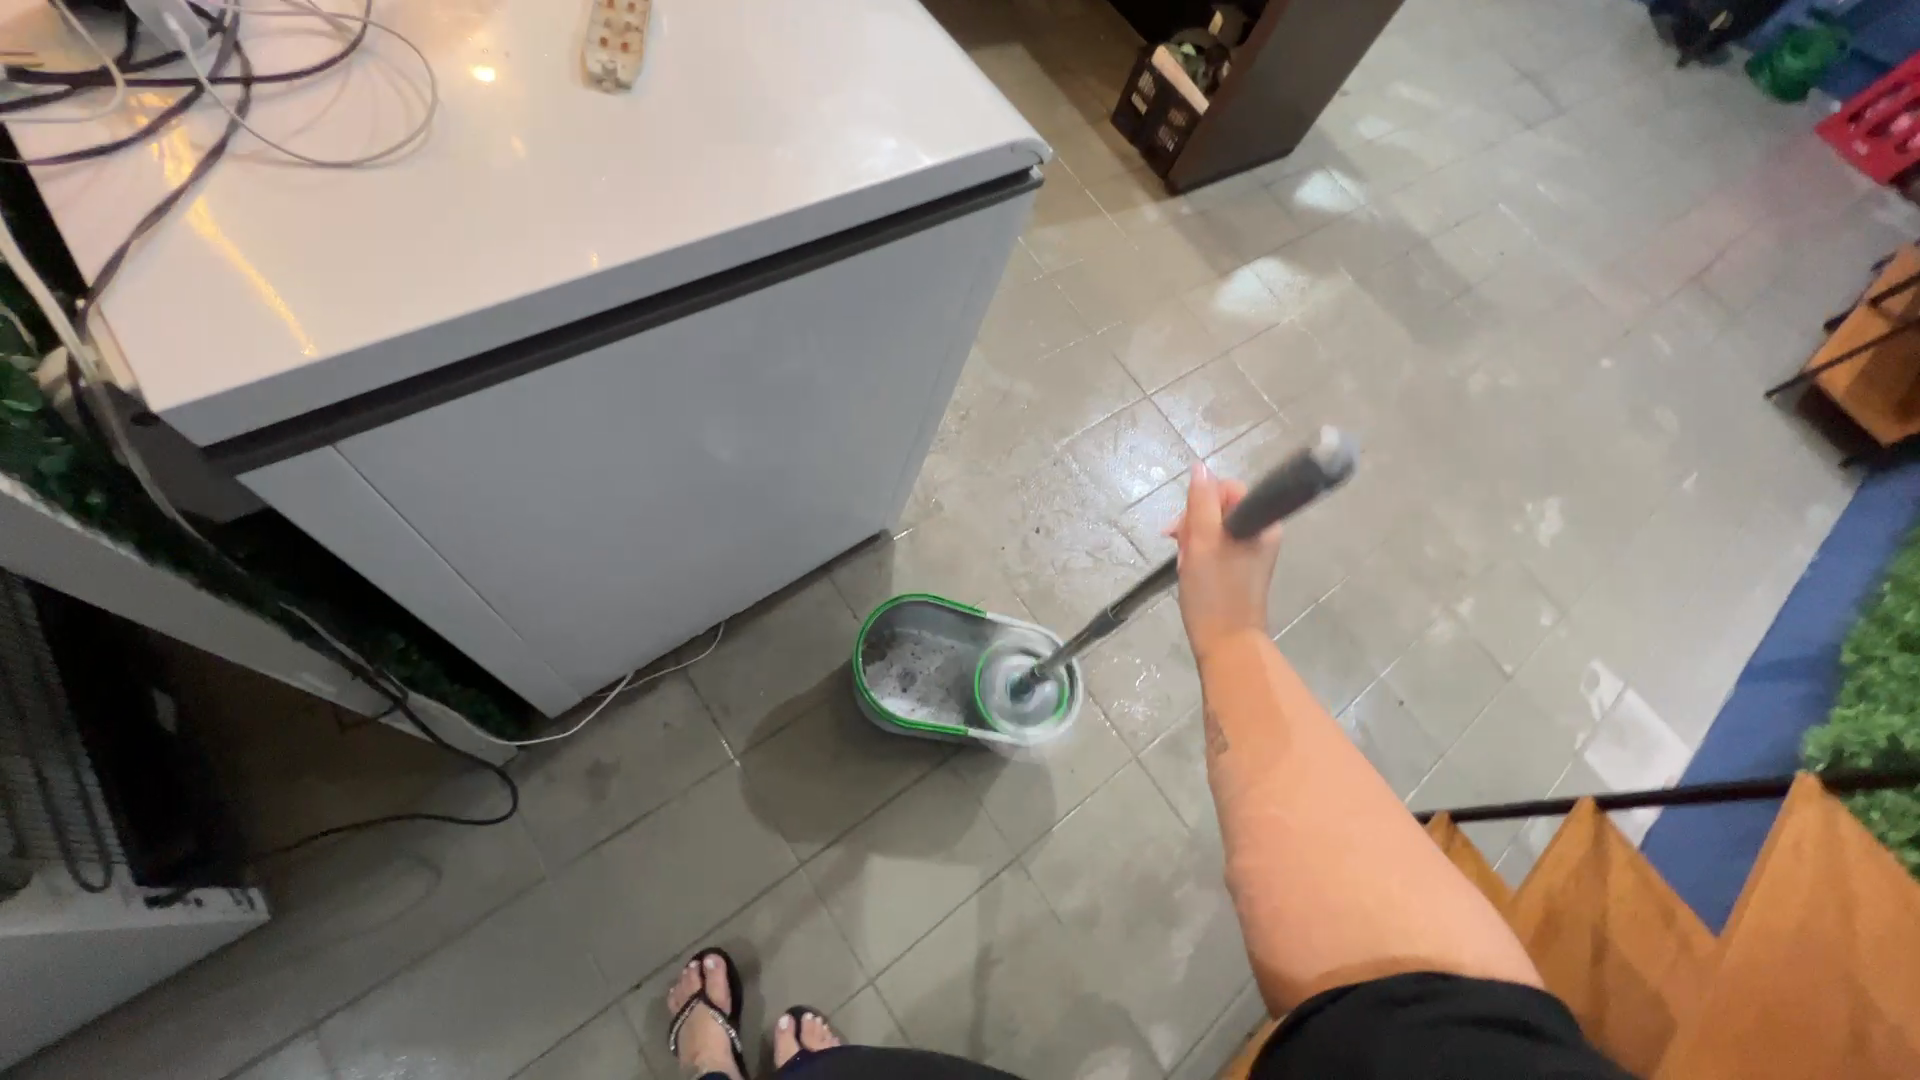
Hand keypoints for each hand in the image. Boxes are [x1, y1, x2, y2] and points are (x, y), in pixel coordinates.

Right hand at [1170, 462, 1282, 661]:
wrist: (1226, 643)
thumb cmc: (1215, 592)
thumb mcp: (1202, 542)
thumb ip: (1200, 502)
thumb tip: (1200, 467)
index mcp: (1261, 522)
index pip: (1228, 488)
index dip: (1202, 501)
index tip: (1185, 526)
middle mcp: (1261, 532)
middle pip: (1220, 507)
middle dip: (1194, 523)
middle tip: (1181, 547)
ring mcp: (1251, 551)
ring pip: (1213, 527)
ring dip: (1192, 540)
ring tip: (1184, 563)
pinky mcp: (1240, 568)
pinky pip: (1215, 546)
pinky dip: (1198, 554)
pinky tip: (1188, 570)